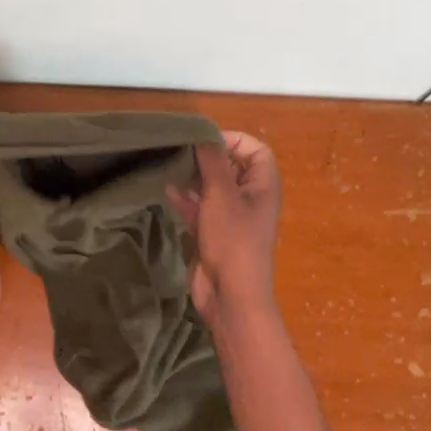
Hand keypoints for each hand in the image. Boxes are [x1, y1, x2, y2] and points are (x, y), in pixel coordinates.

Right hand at [167, 130, 281, 328]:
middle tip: (179, 151)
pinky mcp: (214, 233)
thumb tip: (204, 134)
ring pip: (212, 187)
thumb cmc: (233, 240)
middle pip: (231, 166)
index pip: (255, 149)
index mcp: (263, 186)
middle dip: (206, 157)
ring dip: (193, 177)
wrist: (231, 296)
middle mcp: (250, 198)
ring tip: (169, 166)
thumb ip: (213, 161)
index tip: (202, 142)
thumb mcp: (221, 195)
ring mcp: (232, 217)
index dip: (231, 140)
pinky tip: (167, 191)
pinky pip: (201, 208)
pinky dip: (187, 199)